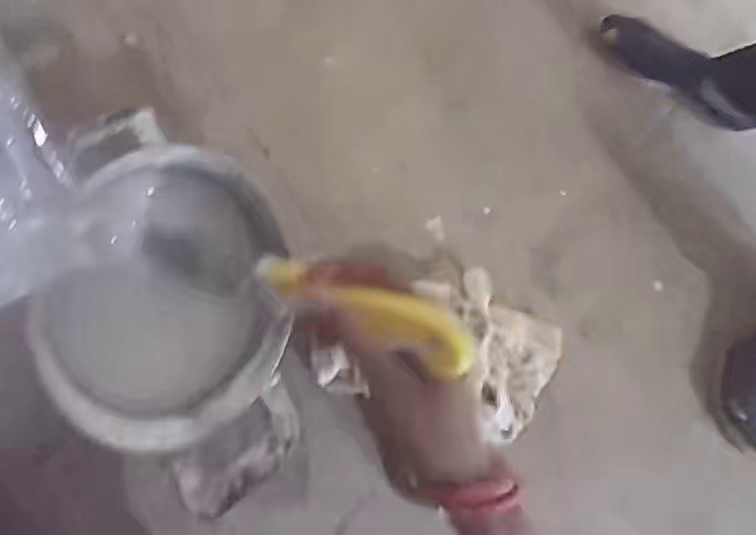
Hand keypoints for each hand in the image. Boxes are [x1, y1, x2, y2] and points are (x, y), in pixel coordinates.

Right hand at [301, 261, 499, 492]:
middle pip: (372, 293)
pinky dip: (341, 334)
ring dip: (333, 312)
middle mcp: (421, 322)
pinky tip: (317, 337)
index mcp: (431, 319)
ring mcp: (410, 343)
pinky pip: (365, 337)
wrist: (456, 483)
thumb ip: (358, 340)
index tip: (312, 275)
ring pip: (365, 314)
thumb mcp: (392, 387)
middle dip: (334, 290)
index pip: (385, 279)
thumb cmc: (432, 432)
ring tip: (301, 316)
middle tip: (299, 292)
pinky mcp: (397, 362)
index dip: (346, 272)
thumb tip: (322, 298)